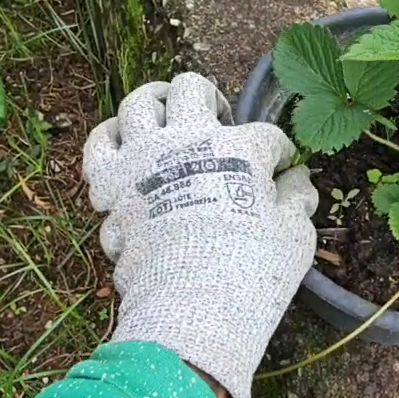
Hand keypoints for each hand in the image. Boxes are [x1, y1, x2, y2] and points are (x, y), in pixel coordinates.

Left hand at [82, 73, 316, 397]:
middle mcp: (188, 140)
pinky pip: (99, 143)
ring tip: (167, 120)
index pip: (267, 136)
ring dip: (156, 106)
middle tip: (218, 124)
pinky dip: (110, 139)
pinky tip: (124, 145)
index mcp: (240, 149)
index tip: (282, 168)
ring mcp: (143, 157)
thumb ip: (297, 200)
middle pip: (193, 88)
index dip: (279, 153)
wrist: (192, 309)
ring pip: (139, 102)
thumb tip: (299, 181)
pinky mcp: (110, 183)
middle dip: (210, 100)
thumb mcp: (294, 237)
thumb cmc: (253, 274)